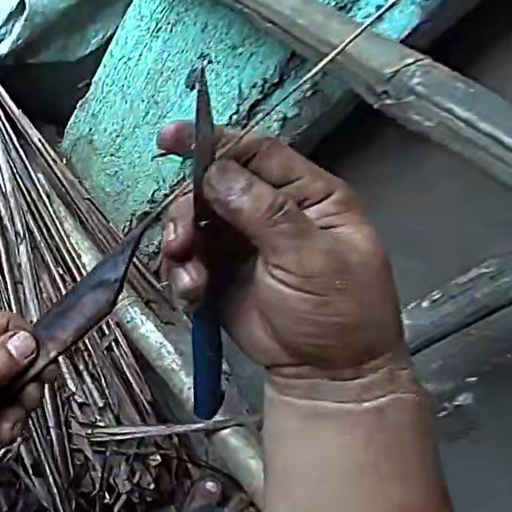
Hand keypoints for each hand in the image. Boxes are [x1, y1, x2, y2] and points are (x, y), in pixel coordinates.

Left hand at [0, 313, 46, 489]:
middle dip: (24, 386)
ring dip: (14, 410)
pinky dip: (1, 423)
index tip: (40, 374)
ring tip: (4, 431)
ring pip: (7, 388)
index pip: (7, 326)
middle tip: (20, 409)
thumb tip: (27, 341)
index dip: (30, 347)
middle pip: (13, 359)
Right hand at [158, 123, 404, 382]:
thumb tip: (217, 173)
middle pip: (211, 188)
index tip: (172, 137)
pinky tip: (193, 294)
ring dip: (181, 246)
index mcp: (306, 196)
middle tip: (181, 239)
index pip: (257, 154)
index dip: (214, 141)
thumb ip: (265, 213)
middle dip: (188, 210)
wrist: (324, 374)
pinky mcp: (216, 272)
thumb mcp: (311, 259)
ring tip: (191, 277)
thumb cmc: (340, 313)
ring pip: (192, 223)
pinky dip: (181, 275)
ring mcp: (238, 242)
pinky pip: (185, 260)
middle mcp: (267, 211)